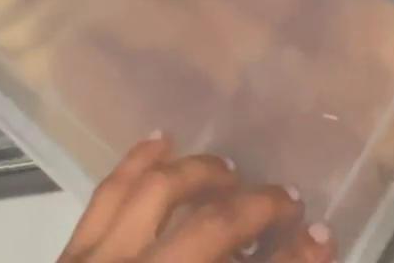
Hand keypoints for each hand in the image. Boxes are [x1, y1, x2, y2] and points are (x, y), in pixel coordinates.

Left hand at [58, 134, 333, 262]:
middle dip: (255, 208)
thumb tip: (299, 251)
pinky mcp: (71, 253)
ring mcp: (100, 262)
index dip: (297, 256)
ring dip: (199, 174)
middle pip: (210, 229)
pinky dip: (138, 163)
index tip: (322, 234)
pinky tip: (161, 142)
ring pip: (157, 195)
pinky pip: (109, 194)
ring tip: (227, 171)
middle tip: (282, 200)